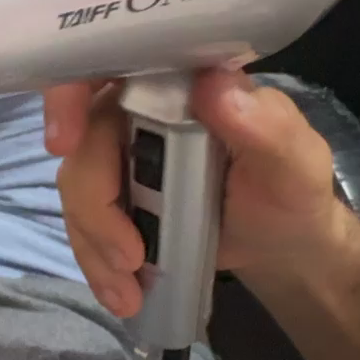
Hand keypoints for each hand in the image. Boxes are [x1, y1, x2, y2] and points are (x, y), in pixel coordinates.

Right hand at [46, 70, 357, 315]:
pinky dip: (93, 261)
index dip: (69, 94)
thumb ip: (264, 126)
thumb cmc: (291, 193)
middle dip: (94, 203)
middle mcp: (137, 108)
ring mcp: (119, 153)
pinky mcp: (111, 195)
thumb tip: (213, 86)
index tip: (64, 142)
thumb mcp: (295, 162)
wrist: (281, 245)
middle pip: (83, 140)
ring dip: (93, 241)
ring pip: (75, 185)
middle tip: (127, 256)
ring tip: (128, 289)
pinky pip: (82, 221)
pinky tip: (120, 294)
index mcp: (176, 81)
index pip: (105, 65)